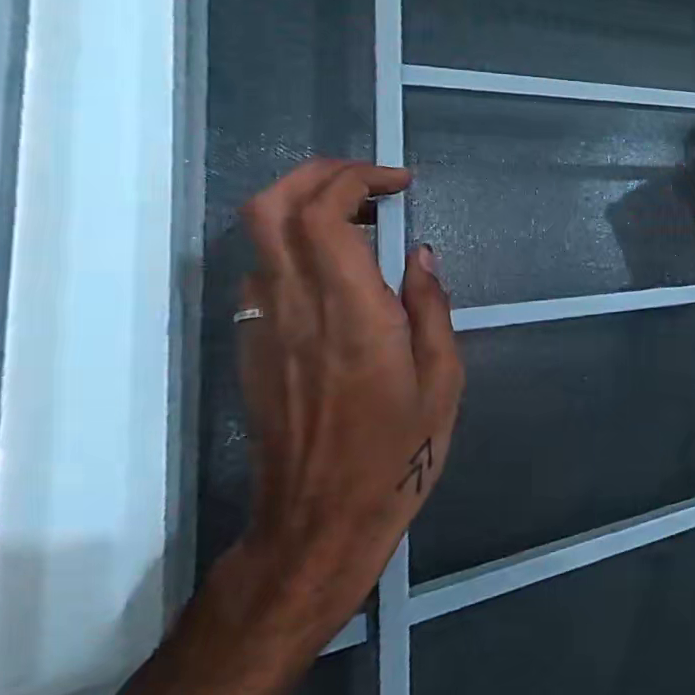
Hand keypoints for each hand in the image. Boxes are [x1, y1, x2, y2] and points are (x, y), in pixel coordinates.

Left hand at [225, 159, 464, 641]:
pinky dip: (293, 248)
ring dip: (303, 208)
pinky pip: (261, 275)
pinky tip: (335, 273)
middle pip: (271, 208)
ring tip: (358, 222)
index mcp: (352, 313)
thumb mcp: (443, 379)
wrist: (320, 519)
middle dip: (316, 174)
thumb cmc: (398, 451)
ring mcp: (263, 328)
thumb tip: (418, 254)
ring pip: (257, 237)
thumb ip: (431, 306)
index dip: (357, 179)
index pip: (325, 215)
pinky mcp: (251, 349)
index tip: (399, 184)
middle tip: (366, 182)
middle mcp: (296, 308)